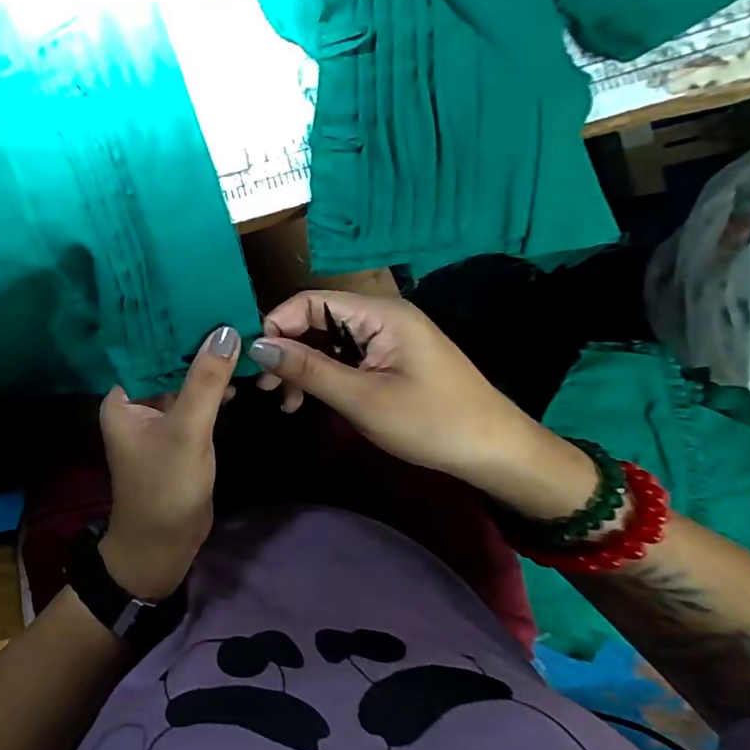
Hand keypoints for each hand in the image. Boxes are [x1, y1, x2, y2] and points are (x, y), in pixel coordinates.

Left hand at [98, 324, 240, 599]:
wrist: (164, 547)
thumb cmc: (166, 488)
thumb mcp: (188, 430)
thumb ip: (207, 381)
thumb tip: (227, 330)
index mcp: (123, 397)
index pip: (149, 349)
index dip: (178, 327)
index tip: (209, 300)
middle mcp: (136, 403)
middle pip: (169, 363)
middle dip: (199, 344)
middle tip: (234, 314)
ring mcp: (159, 419)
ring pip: (186, 382)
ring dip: (209, 366)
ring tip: (242, 338)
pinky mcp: (179, 434)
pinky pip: (196, 401)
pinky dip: (214, 390)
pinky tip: (238, 377)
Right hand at [246, 291, 598, 514]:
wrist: (493, 450)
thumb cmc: (430, 421)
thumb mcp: (361, 398)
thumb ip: (308, 368)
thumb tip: (258, 345)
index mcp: (380, 312)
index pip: (311, 300)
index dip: (278, 324)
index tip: (256, 362)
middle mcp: (383, 316)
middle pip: (318, 318)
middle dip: (288, 349)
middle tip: (268, 389)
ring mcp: (389, 338)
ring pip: (330, 340)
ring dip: (304, 366)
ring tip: (288, 403)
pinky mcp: (393, 359)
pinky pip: (348, 357)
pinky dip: (326, 376)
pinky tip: (311, 401)